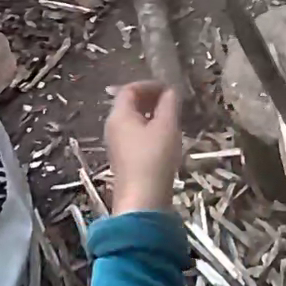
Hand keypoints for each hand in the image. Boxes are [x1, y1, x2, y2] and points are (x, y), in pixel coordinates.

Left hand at [104, 81, 181, 214]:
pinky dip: (149, 129)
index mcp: (119, 115)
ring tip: (172, 117)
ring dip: (151, 114)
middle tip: (172, 100)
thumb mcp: (166, 126)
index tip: (169, 88)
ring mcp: (117, 144)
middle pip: (129, 104)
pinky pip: (135, 135)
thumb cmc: (154, 158)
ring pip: (133, 121)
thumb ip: (169, 104)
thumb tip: (171, 91)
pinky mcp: (124, 159)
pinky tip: (165, 137)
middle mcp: (113, 127)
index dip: (149, 85)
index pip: (129, 89)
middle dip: (150, 98)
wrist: (143, 200)